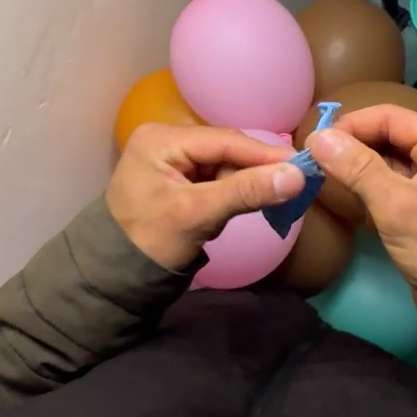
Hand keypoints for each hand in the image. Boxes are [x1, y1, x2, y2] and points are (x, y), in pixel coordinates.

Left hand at [107, 124, 305, 270]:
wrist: (113, 278)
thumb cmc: (149, 242)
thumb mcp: (197, 215)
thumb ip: (246, 192)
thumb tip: (297, 176)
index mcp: (161, 139)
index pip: (224, 139)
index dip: (265, 154)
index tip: (304, 165)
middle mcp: (166, 139)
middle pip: (227, 149)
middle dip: (257, 169)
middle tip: (297, 184)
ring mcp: (172, 159)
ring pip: (226, 164)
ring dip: (248, 183)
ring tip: (276, 197)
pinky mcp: (180, 178)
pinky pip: (218, 177)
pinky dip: (236, 191)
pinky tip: (253, 202)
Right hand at [308, 105, 416, 318]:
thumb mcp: (394, 205)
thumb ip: (356, 167)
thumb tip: (316, 136)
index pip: (390, 116)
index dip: (350, 124)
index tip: (314, 140)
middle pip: (391, 135)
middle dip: (353, 145)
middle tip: (315, 159)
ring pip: (392, 161)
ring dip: (360, 167)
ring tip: (323, 174)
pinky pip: (397, 184)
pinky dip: (372, 186)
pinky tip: (347, 194)